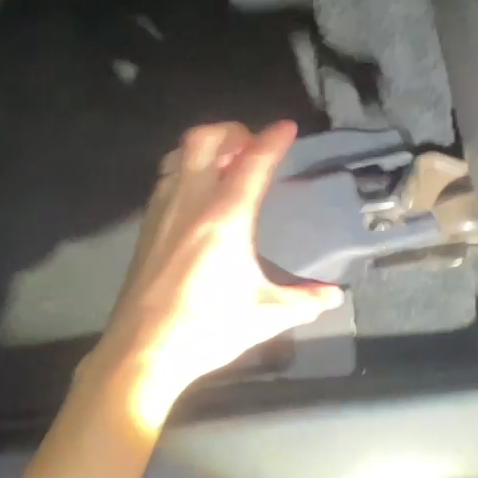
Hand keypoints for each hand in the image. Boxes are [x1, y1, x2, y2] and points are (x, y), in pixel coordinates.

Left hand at [87, 121, 342, 426]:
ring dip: (205, 147)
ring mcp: (162, 212)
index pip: (252, 164)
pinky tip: (197, 193)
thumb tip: (334, 296)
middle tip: (252, 145)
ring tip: (225, 163)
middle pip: (206, 140)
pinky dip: (185, 169)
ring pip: (180, 154)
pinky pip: (166, 178)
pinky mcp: (146, 227)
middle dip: (232, 132)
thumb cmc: (207, 330)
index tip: (287, 127)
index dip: (272, 141)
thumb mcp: (265, 317)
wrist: (143, 350)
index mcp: (225, 219)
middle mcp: (190, 203)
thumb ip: (303, 301)